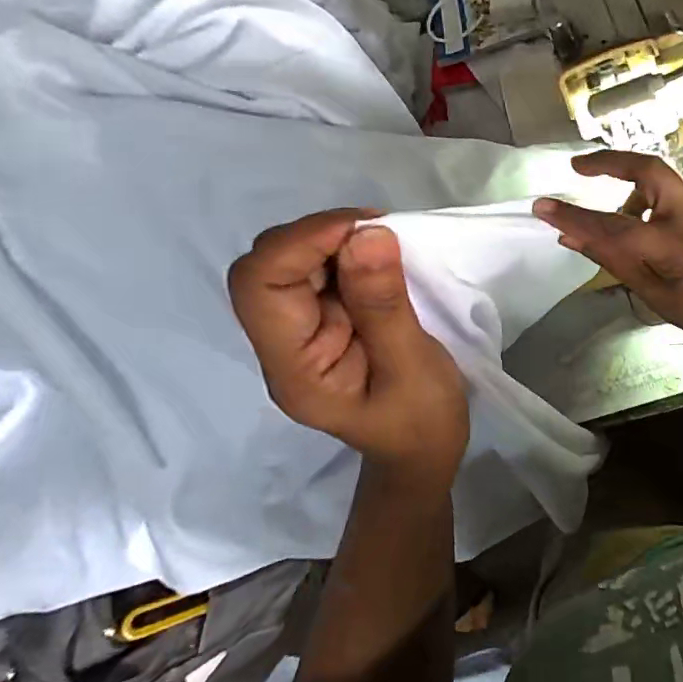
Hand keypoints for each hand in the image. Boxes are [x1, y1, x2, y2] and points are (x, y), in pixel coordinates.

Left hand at [228, 211, 468, 485]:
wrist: (422, 453)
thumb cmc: (421, 424)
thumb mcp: (413, 368)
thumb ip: (384, 306)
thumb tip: (366, 234)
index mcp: (294, 368)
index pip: (260, 286)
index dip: (300, 243)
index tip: (362, 227)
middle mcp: (283, 345)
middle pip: (266, 267)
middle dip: (318, 236)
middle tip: (380, 230)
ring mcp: (299, 331)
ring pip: (289, 261)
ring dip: (334, 239)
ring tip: (385, 241)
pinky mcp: (320, 321)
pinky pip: (317, 271)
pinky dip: (346, 251)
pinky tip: (379, 255)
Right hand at [533, 151, 682, 355]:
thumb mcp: (645, 289)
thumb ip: (606, 255)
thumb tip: (566, 234)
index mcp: (679, 246)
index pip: (617, 225)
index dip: (577, 217)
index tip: (544, 207)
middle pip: (649, 170)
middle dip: (610, 162)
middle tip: (578, 165)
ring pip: (657, 179)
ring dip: (629, 190)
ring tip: (613, 220)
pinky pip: (668, 192)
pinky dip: (645, 200)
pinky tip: (639, 225)